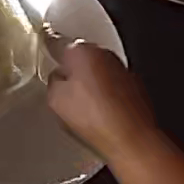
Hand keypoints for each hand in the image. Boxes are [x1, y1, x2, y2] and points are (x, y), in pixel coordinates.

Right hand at [45, 42, 159, 162]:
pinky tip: (102, 114)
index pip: (58, 44)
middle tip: (66, 94)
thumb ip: (52, 81)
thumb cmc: (96, 118)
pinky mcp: (135, 85)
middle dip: (73, 72)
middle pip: (80, 57)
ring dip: (92, 83)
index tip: (48, 56)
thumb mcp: (55, 100)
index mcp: (81, 50)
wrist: (131, 139)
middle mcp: (103, 53)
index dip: (51, 53)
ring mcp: (121, 68)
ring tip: (86, 109)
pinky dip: (108, 94)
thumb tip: (57, 80)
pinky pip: (113, 85)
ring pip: (98, 70)